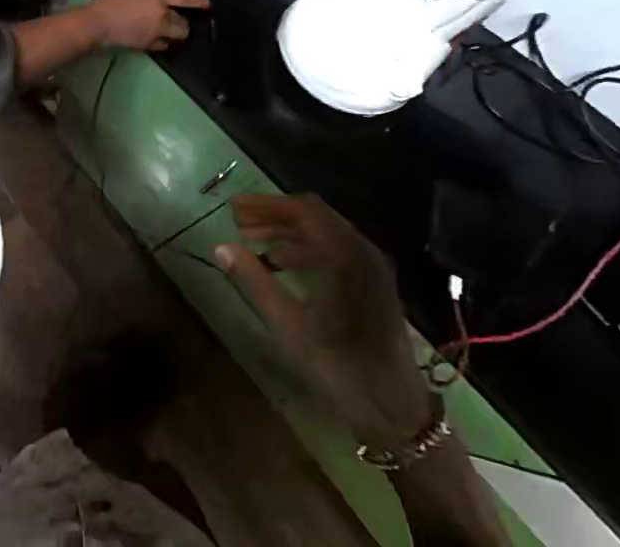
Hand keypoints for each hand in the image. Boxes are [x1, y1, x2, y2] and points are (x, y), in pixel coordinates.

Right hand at [86, 0, 210, 51]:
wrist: (98, 23)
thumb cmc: (111, 3)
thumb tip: (162, 8)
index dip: (197, 2)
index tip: (208, 5)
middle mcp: (161, 13)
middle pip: (182, 22)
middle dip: (183, 23)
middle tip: (177, 23)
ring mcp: (157, 31)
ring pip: (176, 35)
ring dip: (175, 34)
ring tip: (167, 33)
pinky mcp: (149, 45)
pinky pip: (163, 45)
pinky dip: (162, 43)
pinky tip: (156, 41)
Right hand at [215, 194, 435, 451]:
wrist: (397, 414)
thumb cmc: (342, 370)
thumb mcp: (291, 328)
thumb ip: (255, 283)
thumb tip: (222, 248)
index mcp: (346, 256)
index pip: (303, 211)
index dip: (266, 205)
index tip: (234, 207)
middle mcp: (362, 251)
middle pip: (314, 217)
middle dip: (274, 216)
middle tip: (238, 222)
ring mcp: (371, 268)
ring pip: (323, 234)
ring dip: (287, 233)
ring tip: (251, 241)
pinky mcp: (372, 284)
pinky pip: (334, 251)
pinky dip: (304, 250)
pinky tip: (279, 264)